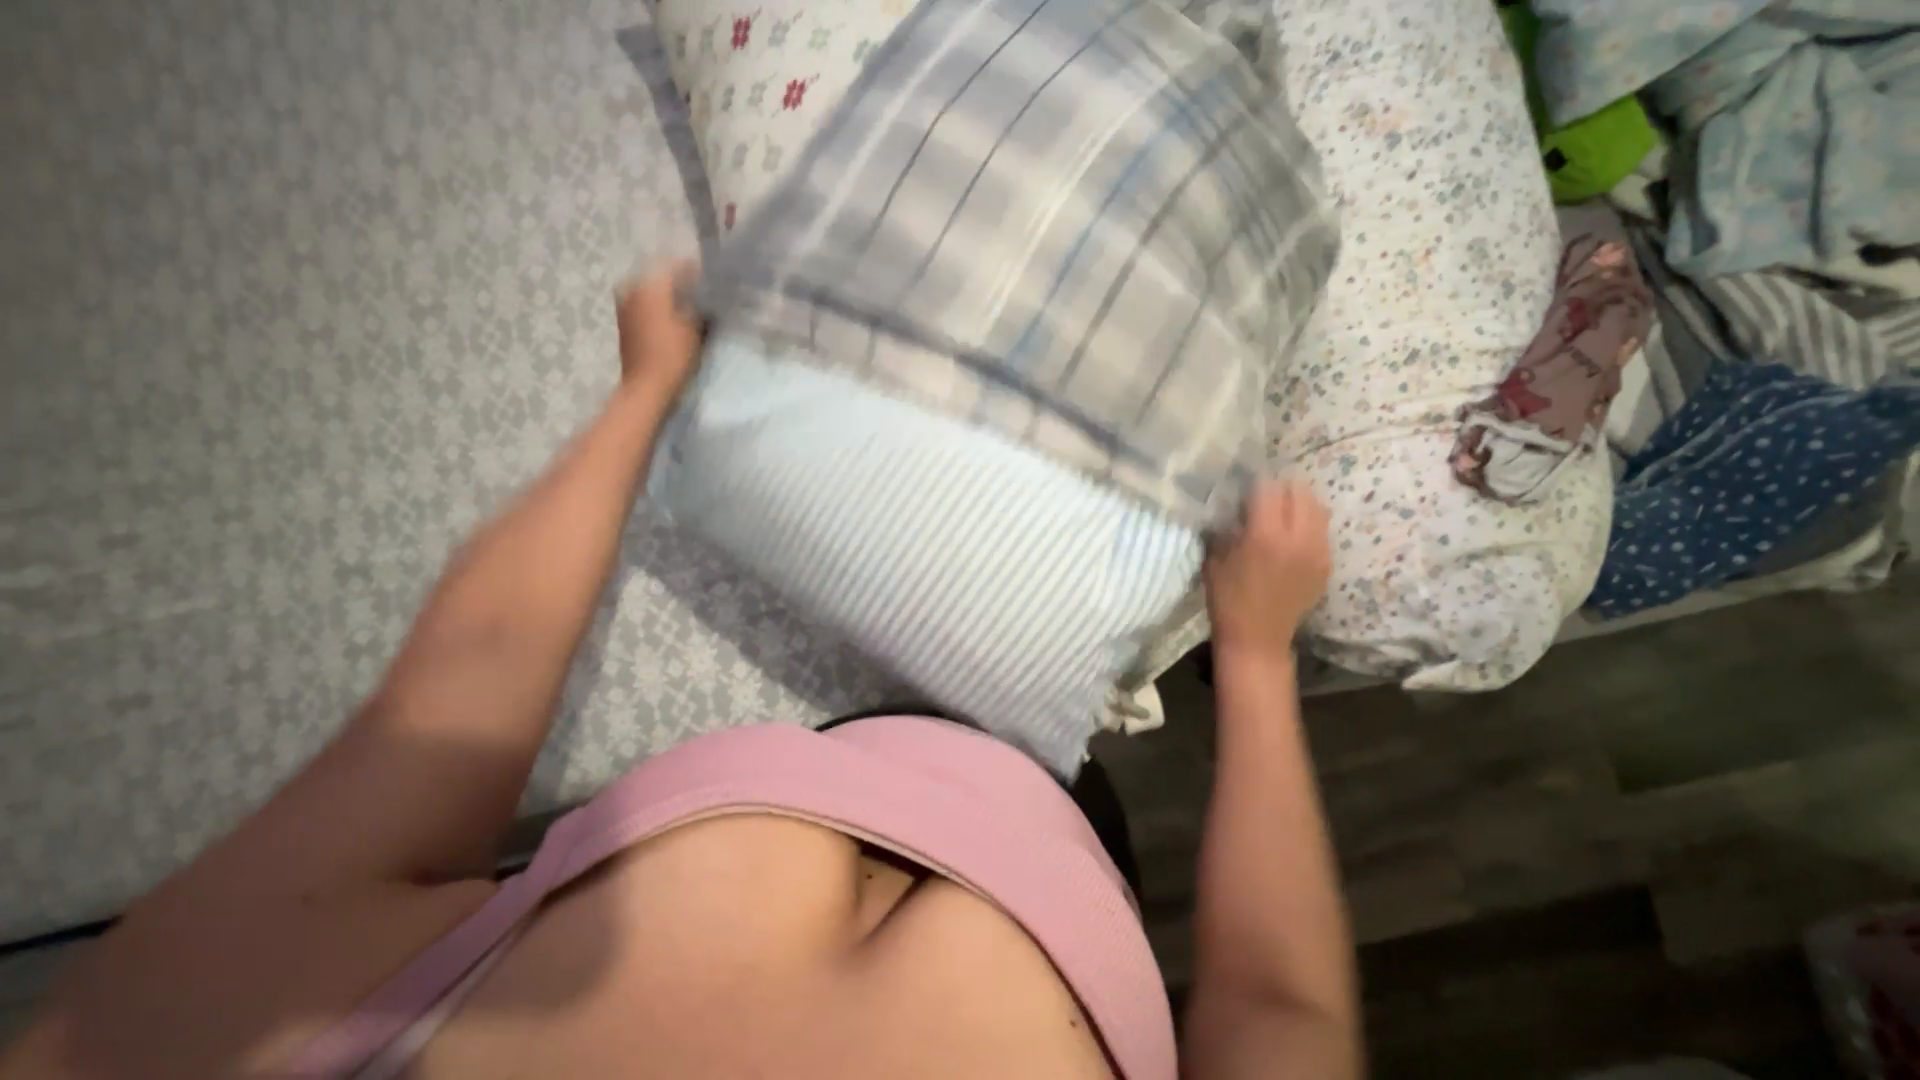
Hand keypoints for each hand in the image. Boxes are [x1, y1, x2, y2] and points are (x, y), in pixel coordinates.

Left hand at [615, 261, 704, 403]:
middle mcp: (633, 286)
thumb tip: (706, 291)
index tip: (712, 280)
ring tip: (689, 307)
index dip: (696, 271)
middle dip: (680, 282)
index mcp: (651, 284)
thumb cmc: (672, 356)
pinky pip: (644, 303)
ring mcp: (625, 303)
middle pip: (661, 275)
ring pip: (652, 289)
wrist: (645, 387)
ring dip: (669, 295)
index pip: (676, 264)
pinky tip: (673, 319)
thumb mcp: (694, 328)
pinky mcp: (623, 320)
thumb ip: (700, 303)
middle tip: (701, 294)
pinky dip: (658, 307)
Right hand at [1204, 482, 1332, 658]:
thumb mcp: (1215, 557)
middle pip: (1299, 491)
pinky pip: (1322, 531)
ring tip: (1283, 515)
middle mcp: (1297, 539)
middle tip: (1265, 499)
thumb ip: (1228, 525)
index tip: (1245, 490)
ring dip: (1299, 504)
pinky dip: (1308, 526)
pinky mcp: (1327, 565)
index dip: (1255, 484)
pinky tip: (1292, 538)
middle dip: (1281, 490)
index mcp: (1264, 536)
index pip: (1269, 488)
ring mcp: (1317, 552)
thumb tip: (1236, 502)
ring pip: (1318, 507)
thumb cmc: (1227, 599)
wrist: (1257, 638)